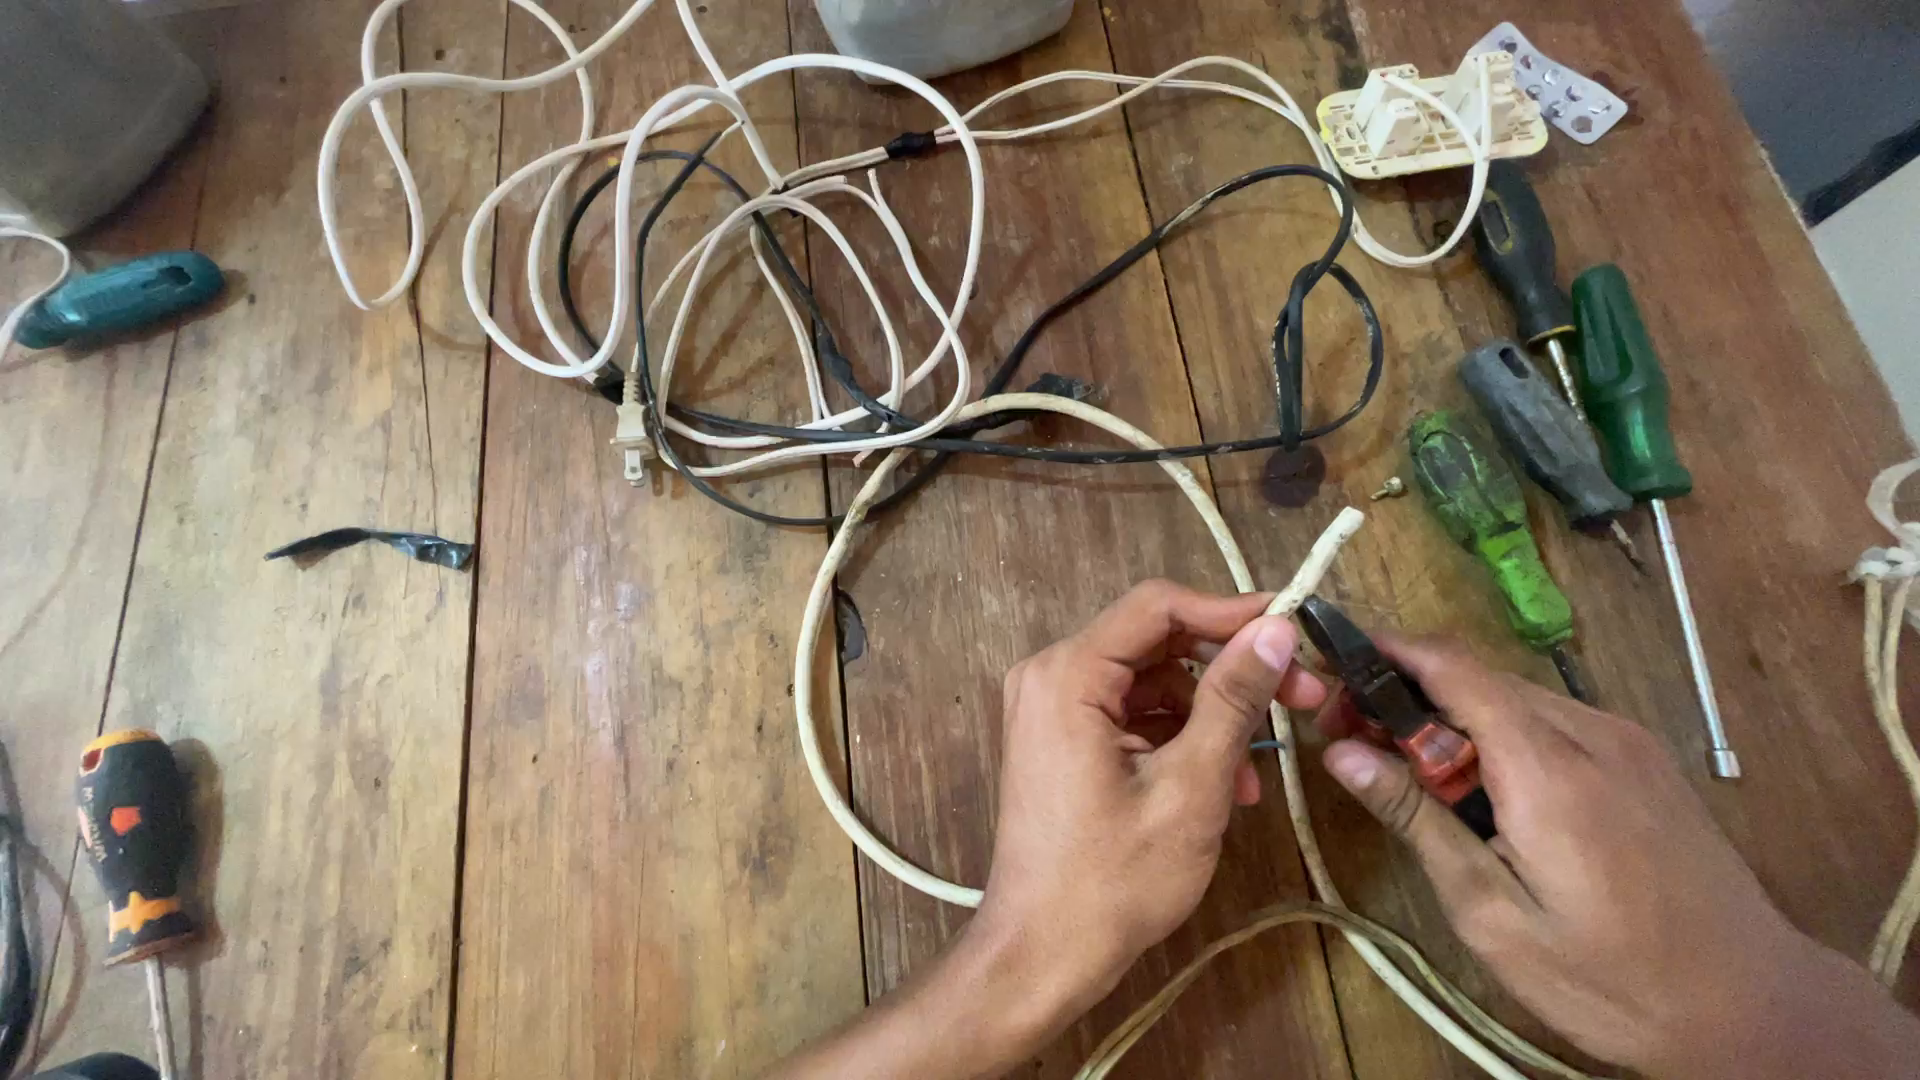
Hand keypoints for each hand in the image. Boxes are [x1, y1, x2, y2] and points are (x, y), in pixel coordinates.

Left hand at [969, 580, 1326, 1029]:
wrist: (1041, 950)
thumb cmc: (1114, 878)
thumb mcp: (1191, 786)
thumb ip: (1232, 699)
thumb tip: (1275, 629)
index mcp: (1067, 673)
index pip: (1157, 605)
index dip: (1229, 610)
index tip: (1293, 627)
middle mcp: (1049, 673)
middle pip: (1153, 641)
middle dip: (1226, 667)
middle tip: (1300, 696)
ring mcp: (1050, 705)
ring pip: (1148, 681)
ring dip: (1207, 714)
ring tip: (1255, 771)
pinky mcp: (1061, 734)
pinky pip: (1129, 713)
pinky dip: (1175, 737)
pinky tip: (1220, 782)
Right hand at [1318, 633, 1919, 1079]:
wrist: (1762, 1017)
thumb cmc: (1609, 977)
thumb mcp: (1490, 911)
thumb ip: (1415, 818)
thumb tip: (1340, 752)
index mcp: (1546, 766)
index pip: (1450, 666)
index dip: (1383, 652)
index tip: (1330, 672)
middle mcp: (1587, 732)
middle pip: (1471, 674)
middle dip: (1401, 689)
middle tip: (1352, 737)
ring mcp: (1622, 740)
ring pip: (1505, 691)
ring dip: (1443, 711)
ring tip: (1406, 765)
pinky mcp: (1639, 756)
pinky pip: (1543, 715)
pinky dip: (1489, 727)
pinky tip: (1476, 781)